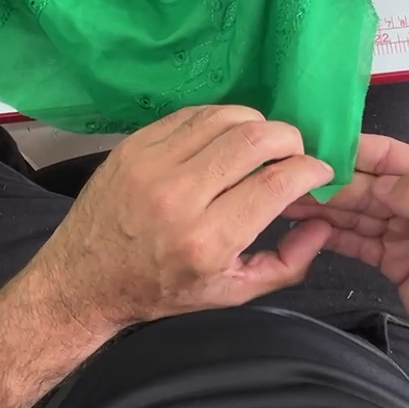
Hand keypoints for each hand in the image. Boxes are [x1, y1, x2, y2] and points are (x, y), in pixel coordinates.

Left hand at [18, 105, 335, 337]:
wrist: (84, 278)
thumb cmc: (162, 289)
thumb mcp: (230, 294)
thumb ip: (286, 264)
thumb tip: (324, 224)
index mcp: (207, 240)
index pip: (275, 184)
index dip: (310, 170)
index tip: (319, 171)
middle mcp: (180, 196)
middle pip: (254, 140)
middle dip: (289, 139)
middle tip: (294, 152)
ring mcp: (152, 164)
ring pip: (225, 117)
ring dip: (257, 123)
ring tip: (263, 142)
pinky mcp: (135, 144)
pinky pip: (192, 114)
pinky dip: (221, 119)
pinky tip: (227, 135)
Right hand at [285, 135, 408, 405]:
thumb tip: (379, 179)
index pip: (393, 157)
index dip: (352, 151)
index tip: (310, 150)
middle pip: (370, 184)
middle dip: (329, 182)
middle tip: (285, 184)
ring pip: (360, 211)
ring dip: (325, 207)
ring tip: (285, 204)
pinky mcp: (397, 263)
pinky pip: (359, 240)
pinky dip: (333, 234)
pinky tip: (305, 230)